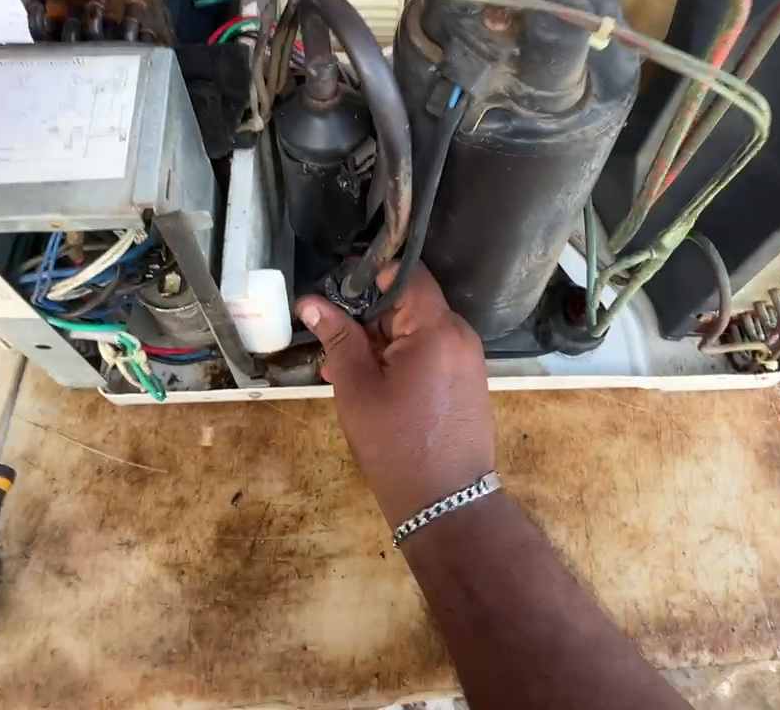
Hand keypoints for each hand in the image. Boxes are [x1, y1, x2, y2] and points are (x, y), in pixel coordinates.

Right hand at [297, 267, 496, 527]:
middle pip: (411, 304)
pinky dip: (403, 359)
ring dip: (382, 343)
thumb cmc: (396, 444)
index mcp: (436, 329)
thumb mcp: (357, 387)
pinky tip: (375, 387)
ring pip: (419, 331)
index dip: (372, 275)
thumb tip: (311, 301)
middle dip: (370, 319)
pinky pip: (432, 353)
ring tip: (345, 374)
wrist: (447, 505)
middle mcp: (460, 335)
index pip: (408, 275)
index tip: (339, 292)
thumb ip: (337, 337)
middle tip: (333, 346)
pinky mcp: (468, 380)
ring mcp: (469, 359)